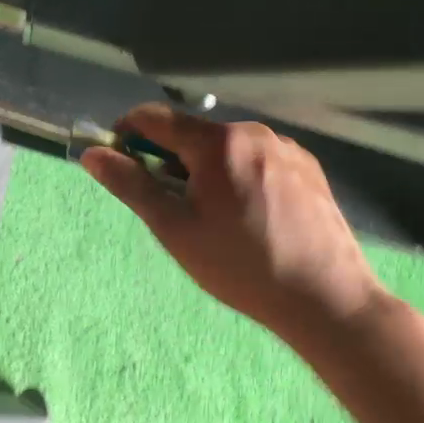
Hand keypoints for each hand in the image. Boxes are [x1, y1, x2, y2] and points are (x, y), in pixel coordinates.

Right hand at [80, 105, 386, 341]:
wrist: (331, 305)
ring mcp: (285, 148)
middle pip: (191, 133)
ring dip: (206, 167)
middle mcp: (252, 132)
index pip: (154, 117)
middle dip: (170, 158)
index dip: (127, 133)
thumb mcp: (174, 229)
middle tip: (172, 204)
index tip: (120, 162)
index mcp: (217, 142)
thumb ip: (130, 184)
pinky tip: (251, 215)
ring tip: (214, 216)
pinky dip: (240, 174)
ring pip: (225, 146)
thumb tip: (92, 153)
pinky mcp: (309, 168)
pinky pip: (256, 158)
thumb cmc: (242, 266)